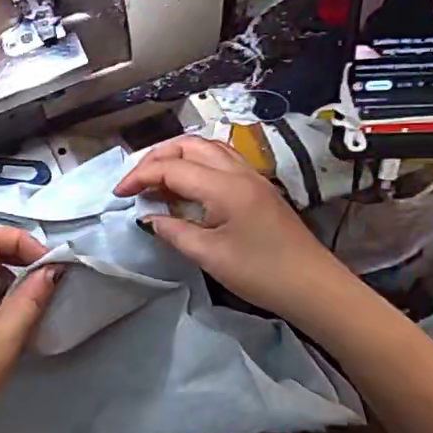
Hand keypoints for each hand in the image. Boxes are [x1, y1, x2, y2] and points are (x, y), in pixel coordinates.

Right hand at [114, 135, 361, 330]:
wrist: (314, 287)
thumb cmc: (261, 273)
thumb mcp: (208, 256)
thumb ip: (173, 231)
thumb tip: (149, 217)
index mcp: (225, 187)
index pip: (171, 167)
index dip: (140, 177)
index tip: (119, 194)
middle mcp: (239, 172)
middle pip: (189, 145)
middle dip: (156, 157)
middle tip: (135, 181)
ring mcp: (251, 177)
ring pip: (207, 148)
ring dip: (176, 156)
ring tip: (156, 179)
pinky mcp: (258, 188)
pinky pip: (220, 160)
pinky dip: (195, 164)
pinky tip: (186, 185)